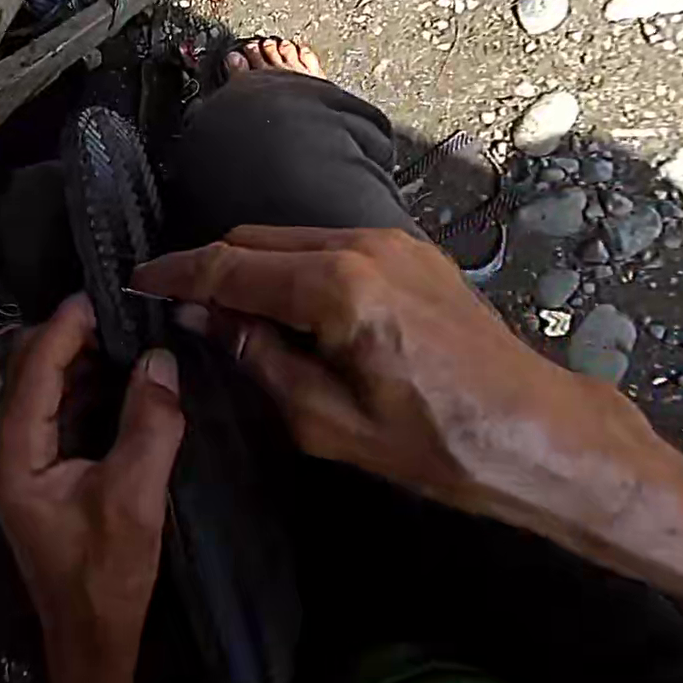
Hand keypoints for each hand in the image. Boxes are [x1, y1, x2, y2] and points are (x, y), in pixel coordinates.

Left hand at [0, 294, 184, 682]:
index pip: (35, 366)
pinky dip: (86, 382)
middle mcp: (6, 444)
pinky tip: (121, 374)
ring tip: (127, 335)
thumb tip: (161, 360)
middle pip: (30, 366)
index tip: (102, 294)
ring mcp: (21, 453)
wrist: (89, 642)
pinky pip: (58, 404)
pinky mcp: (40, 462)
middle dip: (73, 335)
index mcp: (14, 451)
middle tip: (123, 314)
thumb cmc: (105, 579)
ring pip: (44, 381)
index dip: (66, 325)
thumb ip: (149, 425)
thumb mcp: (134, 500)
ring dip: (81, 356)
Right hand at [133, 226, 669, 541]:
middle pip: (251, 239)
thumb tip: (201, 315)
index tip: (138, 279)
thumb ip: (255, 356)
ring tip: (225, 312)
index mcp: (337, 288)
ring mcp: (388, 240)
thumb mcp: (324, 421)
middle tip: (177, 304)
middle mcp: (360, 244)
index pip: (228, 267)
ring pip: (284, 237)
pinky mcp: (406, 249)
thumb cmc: (434, 444)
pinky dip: (284, 266)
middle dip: (206, 267)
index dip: (175, 273)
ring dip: (245, 266)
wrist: (545, 436)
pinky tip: (280, 304)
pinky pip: (320, 244)